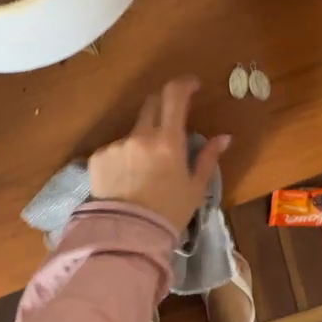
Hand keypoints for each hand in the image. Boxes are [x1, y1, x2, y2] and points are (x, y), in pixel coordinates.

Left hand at [88, 77, 230, 232]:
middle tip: (169, 129)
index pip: (174, 95)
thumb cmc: (169, 214)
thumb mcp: (195, 189)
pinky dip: (122, 160)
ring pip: (132, 133)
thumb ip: (208, 159)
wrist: (129, 236)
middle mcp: (141, 136)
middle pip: (151, 104)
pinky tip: (125, 182)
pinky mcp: (98, 158)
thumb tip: (224, 138)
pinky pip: (114, 151)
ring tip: (144, 173)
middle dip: (163, 108)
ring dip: (141, 142)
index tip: (191, 87)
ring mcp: (117, 145)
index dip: (184, 84)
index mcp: (169, 141)